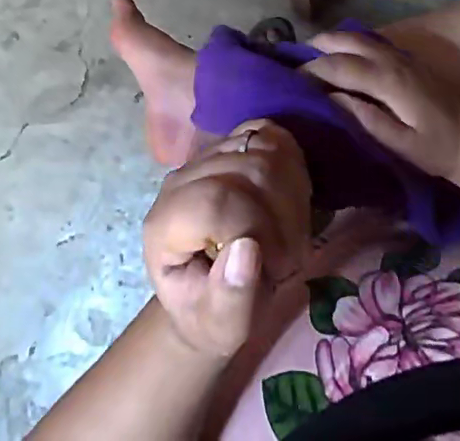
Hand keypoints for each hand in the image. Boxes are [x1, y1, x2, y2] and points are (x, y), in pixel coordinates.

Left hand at [142, 121, 311, 357]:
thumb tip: (247, 249)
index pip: (216, 201)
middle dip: (284, 216)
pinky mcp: (231, 144)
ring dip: (293, 193)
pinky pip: (270, 134)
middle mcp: (180, 180)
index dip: (259, 230)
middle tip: (288, 255)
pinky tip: (291, 196)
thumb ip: (230, 296)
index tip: (277, 267)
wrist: (210, 294)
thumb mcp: (221, 326)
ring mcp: (206, 157)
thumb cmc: (212, 315)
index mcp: (165, 224)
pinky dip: (292, 162)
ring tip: (290, 230)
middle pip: (249, 170)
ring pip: (264, 150)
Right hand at [301, 31, 459, 179]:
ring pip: (358, 37)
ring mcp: (399, 56)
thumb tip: (332, 99)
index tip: (290, 81)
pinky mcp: (403, 59)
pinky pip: (368, 41)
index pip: (341, 66)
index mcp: (389, 81)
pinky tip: (335, 52)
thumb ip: (368, 121)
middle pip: (348, 42)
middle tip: (291, 61)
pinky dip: (346, 42)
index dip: (313, 70)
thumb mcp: (402, 145)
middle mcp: (392, 60)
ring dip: (331, 41)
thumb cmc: (436, 148)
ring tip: (306, 53)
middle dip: (317, 47)